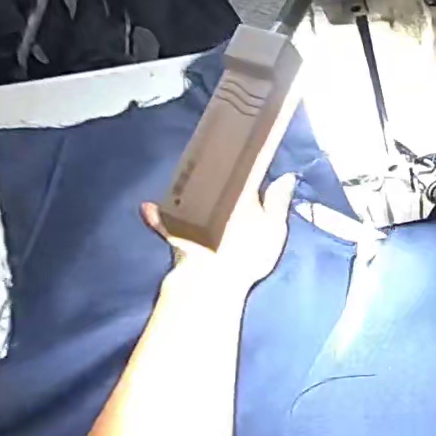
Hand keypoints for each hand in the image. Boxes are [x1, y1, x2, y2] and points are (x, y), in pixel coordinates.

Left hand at [143, 172, 299, 289]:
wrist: (212, 279)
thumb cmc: (248, 253)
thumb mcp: (274, 227)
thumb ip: (278, 200)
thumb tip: (287, 175)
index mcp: (237, 190)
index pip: (243, 169)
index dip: (248, 163)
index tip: (252, 156)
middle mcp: (208, 195)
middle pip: (213, 178)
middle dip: (219, 172)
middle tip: (226, 166)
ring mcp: (188, 212)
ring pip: (190, 194)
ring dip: (192, 187)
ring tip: (198, 182)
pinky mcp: (174, 232)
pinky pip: (163, 221)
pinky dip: (157, 216)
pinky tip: (148, 208)